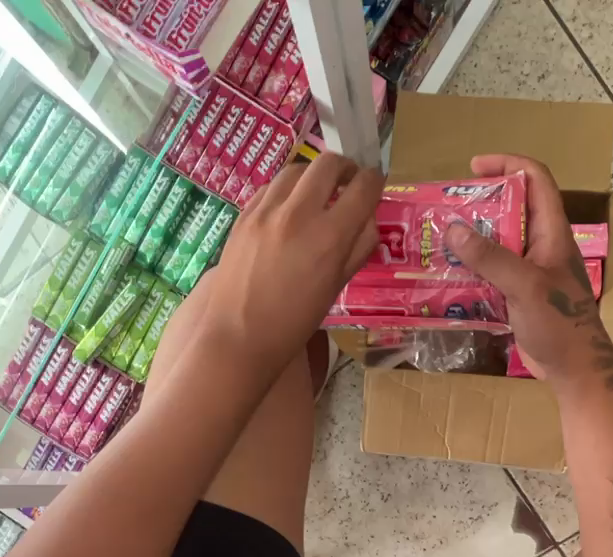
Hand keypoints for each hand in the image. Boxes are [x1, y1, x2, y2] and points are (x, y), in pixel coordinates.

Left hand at [165, 153, 381, 383]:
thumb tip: (368, 221)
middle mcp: (299, 213)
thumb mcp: (335, 289)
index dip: (375, 182)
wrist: (237, 337)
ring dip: (313, 176)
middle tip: (348, 182)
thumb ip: (357, 250)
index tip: (375, 185)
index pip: (363, 188)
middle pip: (329, 163)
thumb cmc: (292, 325)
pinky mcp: (244, 215)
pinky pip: (271, 187)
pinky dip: (286, 190)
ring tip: (317, 194)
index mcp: (329, 237)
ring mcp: (267, 211)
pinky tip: (288, 208)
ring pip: (297, 170)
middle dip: (345, 168)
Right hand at [444, 155, 612, 422]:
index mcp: (551, 233)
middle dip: (479, 207)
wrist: (573, 368)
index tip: (473, 168)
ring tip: (439, 243)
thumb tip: (453, 229)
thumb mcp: (524, 285)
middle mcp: (540, 246)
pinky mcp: (518, 296)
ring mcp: (529, 272)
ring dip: (471, 242)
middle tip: (445, 211)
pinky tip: (448, 279)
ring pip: (497, 244)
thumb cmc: (559, 323)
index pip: (535, 179)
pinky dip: (471, 272)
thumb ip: (490, 257)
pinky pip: (491, 275)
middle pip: (510, 210)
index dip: (507, 164)